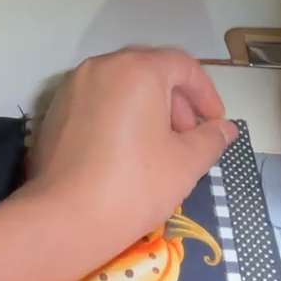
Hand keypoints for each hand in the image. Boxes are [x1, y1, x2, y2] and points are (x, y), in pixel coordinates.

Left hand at [20, 47, 236, 251]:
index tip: (215, 122)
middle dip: (175, 99)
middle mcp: (101, 66)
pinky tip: (125, 150)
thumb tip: (224, 128)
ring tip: (158, 146)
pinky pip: (97, 99)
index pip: (181, 64)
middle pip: (149, 69)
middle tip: (188, 136)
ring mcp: (73, 85)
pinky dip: (118, 113)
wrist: (66, 215)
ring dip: (147, 106)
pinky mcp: (56, 108)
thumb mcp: (186, 163)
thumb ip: (210, 138)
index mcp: (136, 70)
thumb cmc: (135, 184)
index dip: (205, 92)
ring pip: (120, 84)